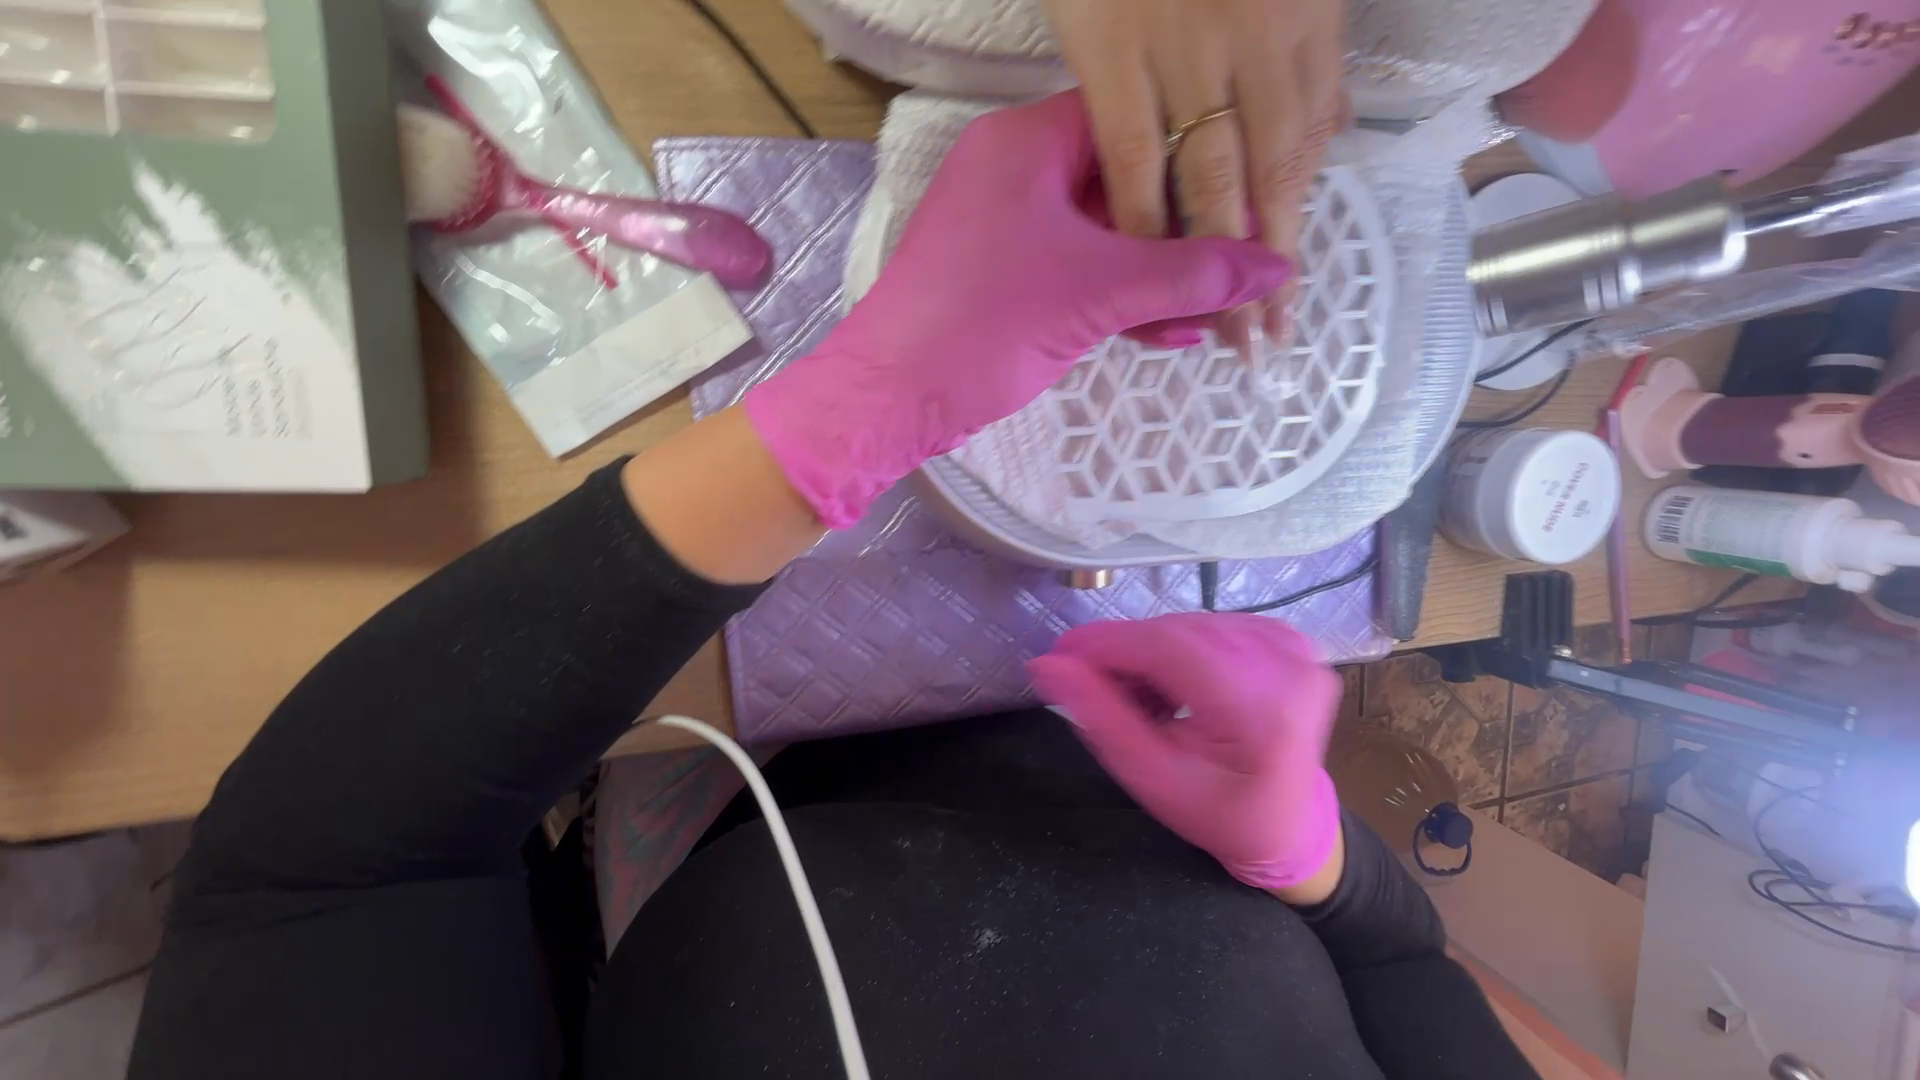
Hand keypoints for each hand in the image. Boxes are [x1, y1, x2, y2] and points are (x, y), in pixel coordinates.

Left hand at [744, 92, 1291, 528]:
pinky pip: (1076, 274)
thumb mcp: (1095, 296)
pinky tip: (1166, 334)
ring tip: (1211, 319)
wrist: (890, 399)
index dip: (1199, 161)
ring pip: (1102, 239)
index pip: (1134, 123)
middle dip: (1183, 240)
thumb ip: (1189, 275)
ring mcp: (1007, 228)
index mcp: (1026, 144)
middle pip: (1124, 186)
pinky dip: (1117, 302)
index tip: (1248, 204)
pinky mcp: (1004, 277)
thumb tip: (1274, 267)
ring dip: (1156, 281)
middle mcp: (1015, 172)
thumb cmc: (982, 327)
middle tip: (1237, 276)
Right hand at [1027, 613, 1343, 890]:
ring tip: (1137, 695)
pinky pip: (1209, 627)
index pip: (1169, 647)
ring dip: (1150, 652)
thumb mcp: (1151, 777)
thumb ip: (1099, 717)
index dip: (1107, 643)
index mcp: (1262, 709)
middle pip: (1177, 632)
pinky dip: (1178, 650)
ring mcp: (1292, 648)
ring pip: (1188, 626)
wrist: (1286, 823)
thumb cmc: (1219, 813)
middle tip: (1091, 684)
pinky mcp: (1287, 640)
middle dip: (1126, 653)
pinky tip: (1172, 683)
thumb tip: (1047, 664)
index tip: (1060, 654)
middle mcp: (1286, 665)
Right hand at [1046, 0, 1345, 348]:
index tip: (1288, 288)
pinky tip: (1149, 271)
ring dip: (1217, 264)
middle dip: (1270, 265)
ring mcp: (1183, 50)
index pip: (1309, 137)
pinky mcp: (1113, 55)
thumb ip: (1302, 42)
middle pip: (1273, 175)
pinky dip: (1143, 218)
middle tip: (1265, 342)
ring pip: (1212, 178)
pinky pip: (1133, 154)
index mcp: (1302, 10)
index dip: (1300, 221)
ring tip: (1223, 332)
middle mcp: (1256, 37)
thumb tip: (1322, 127)